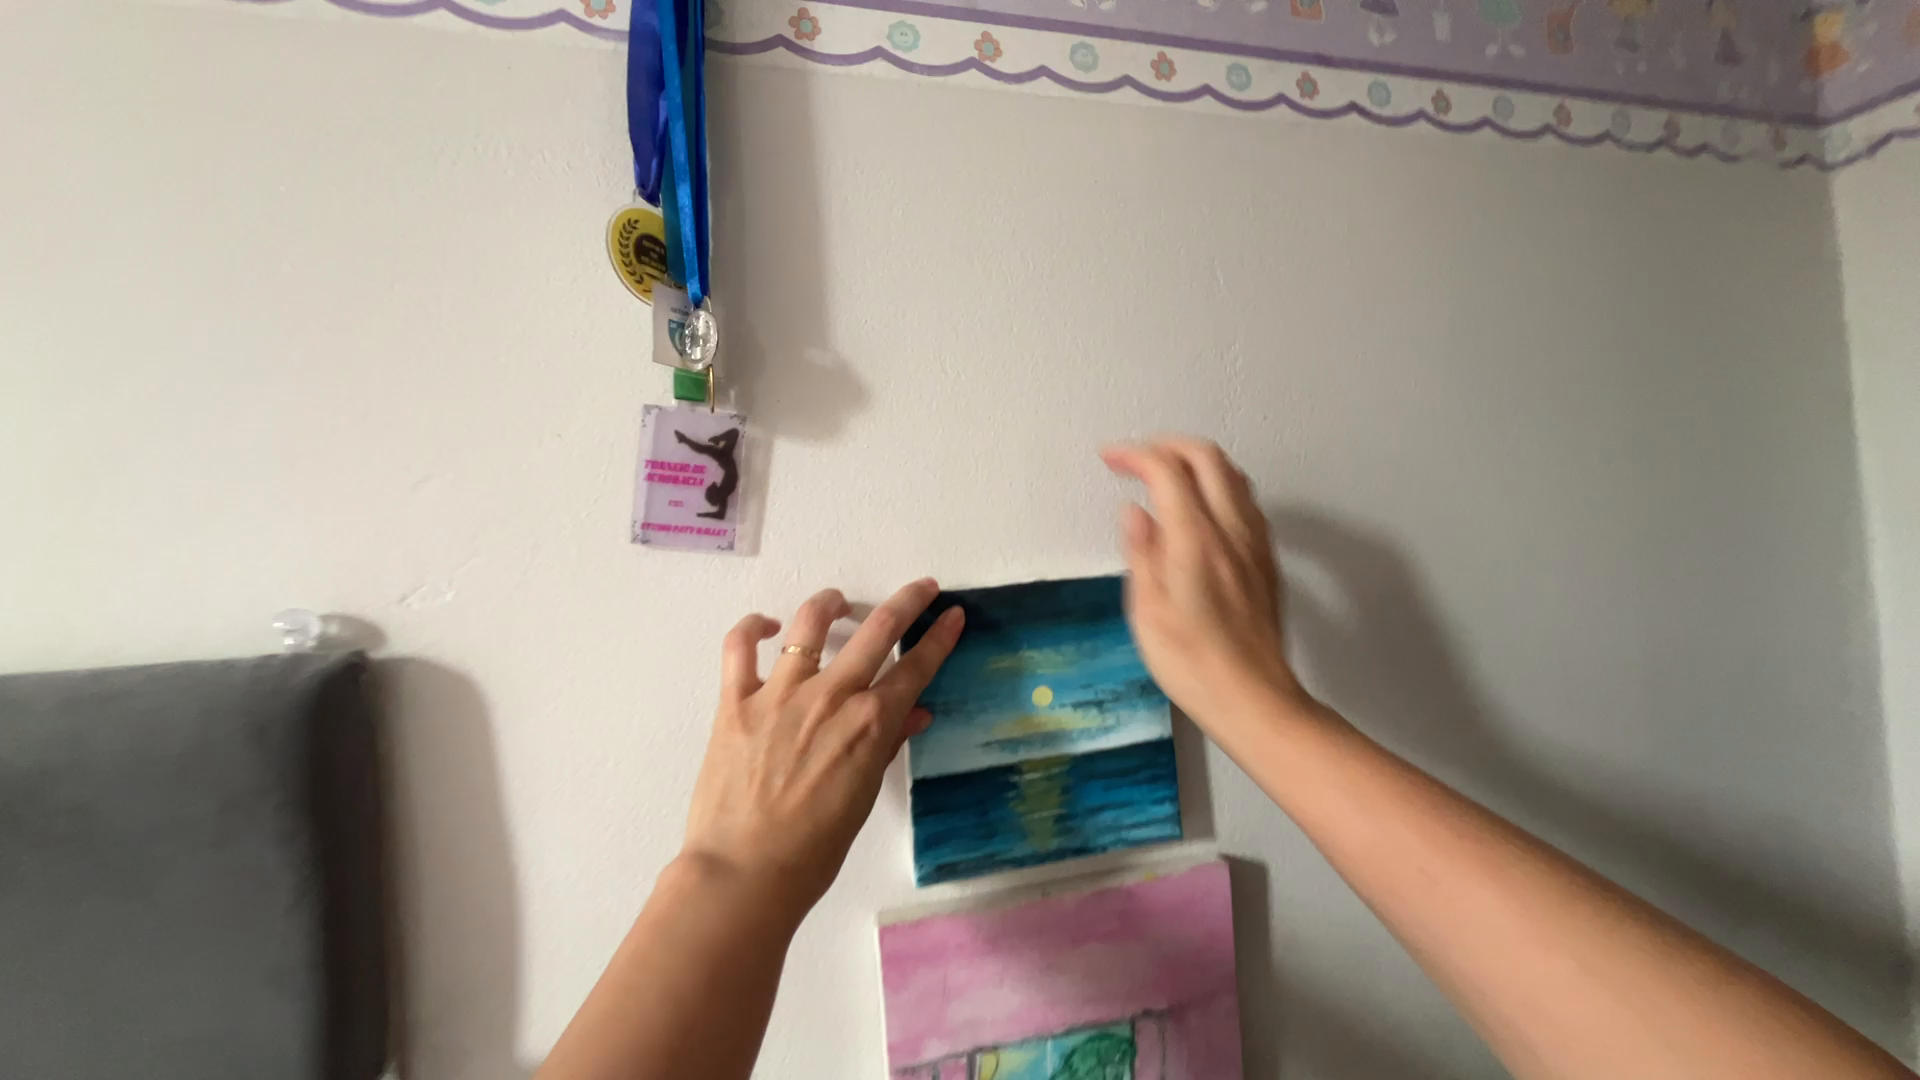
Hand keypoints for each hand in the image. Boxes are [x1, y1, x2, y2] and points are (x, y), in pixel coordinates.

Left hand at [680, 579, 964, 923]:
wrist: (744, 875)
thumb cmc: (813, 850)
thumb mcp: (862, 797)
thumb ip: (887, 745)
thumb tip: (915, 712)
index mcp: (869, 724)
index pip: (916, 668)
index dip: (939, 638)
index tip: (953, 615)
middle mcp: (832, 697)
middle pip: (878, 630)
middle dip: (908, 601)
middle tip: (922, 587)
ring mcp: (781, 694)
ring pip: (811, 623)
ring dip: (831, 603)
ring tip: (839, 603)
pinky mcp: (737, 701)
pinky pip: (740, 647)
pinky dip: (754, 627)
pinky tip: (768, 625)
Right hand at [1102, 438, 1310, 737]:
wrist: (1253, 698)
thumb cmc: (1191, 663)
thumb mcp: (1147, 611)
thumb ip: (1141, 552)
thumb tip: (1135, 510)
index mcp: (1195, 540)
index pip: (1167, 471)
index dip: (1135, 454)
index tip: (1110, 458)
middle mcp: (1231, 531)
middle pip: (1207, 457)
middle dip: (1167, 444)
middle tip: (1135, 457)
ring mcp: (1254, 543)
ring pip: (1232, 473)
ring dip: (1195, 461)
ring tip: (1163, 475)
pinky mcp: (1266, 559)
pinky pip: (1245, 499)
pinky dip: (1217, 483)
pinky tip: (1199, 506)